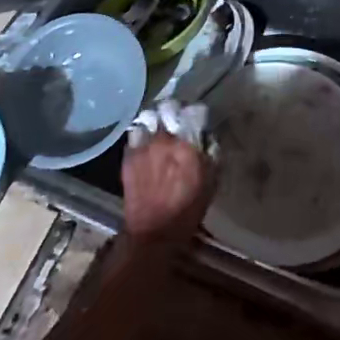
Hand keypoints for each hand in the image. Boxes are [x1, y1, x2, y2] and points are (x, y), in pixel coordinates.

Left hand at [122, 113, 213, 246]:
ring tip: (159, 126)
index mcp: (188, 145)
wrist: (153, 232)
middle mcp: (164, 139)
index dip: (197, 113)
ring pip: (149, 116)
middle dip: (175, 111)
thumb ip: (211, 154)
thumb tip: (207, 138)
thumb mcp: (211, 182)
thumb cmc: (187, 210)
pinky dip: (142, 134)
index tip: (197, 119)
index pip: (194, 112)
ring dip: (156, 119)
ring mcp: (143, 145)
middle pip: (169, 107)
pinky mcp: (128, 154)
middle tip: (177, 119)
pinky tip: (146, 143)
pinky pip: (135, 133)